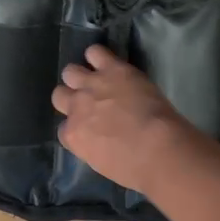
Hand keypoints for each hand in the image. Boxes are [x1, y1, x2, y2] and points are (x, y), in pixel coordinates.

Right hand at [52, 44, 203, 194]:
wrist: (159, 148)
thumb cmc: (137, 168)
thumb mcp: (104, 165)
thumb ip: (92, 147)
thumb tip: (96, 139)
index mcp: (73, 135)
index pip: (63, 129)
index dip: (76, 128)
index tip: (88, 130)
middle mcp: (76, 106)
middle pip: (60, 95)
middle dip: (72, 99)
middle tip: (89, 104)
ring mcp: (92, 84)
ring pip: (71, 71)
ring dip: (81, 77)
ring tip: (97, 81)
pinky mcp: (112, 68)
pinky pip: (95, 52)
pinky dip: (98, 57)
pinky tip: (107, 64)